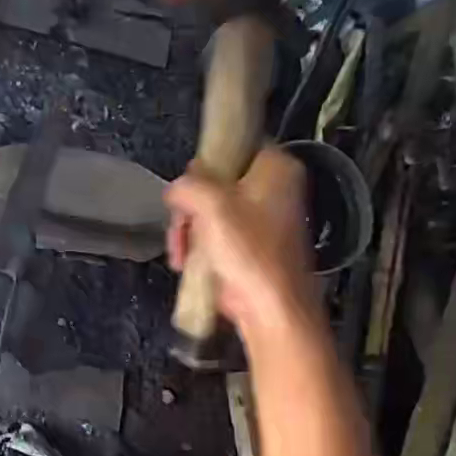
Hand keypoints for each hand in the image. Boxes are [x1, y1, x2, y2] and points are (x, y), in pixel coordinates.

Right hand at [164, 147, 316, 337]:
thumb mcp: (210, 206)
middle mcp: (276, 190)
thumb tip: (178, 190)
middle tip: (180, 228)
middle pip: (218, 183)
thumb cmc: (248, 251)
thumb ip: (187, 185)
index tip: (186, 185)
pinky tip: (187, 266)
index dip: (206, 163)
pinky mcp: (255, 250)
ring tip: (180, 255)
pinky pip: (220, 238)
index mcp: (277, 168)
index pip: (235, 144)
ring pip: (214, 213)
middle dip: (191, 208)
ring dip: (190, 232)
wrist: (272, 311)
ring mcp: (266, 222)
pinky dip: (201, 250)